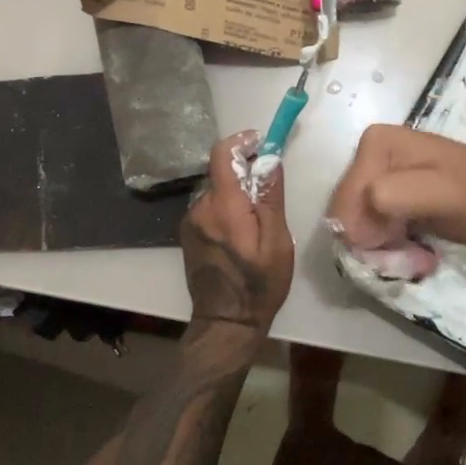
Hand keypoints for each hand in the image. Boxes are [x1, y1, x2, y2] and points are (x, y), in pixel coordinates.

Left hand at [182, 131, 294, 330]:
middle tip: (270, 192)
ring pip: (216, 191)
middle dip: (246, 173)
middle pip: (221, 173)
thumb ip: (270, 197)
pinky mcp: (189, 235)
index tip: (261, 142)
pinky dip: (227, 209)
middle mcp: (199, 208)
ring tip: (259, 220)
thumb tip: (269, 158)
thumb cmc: (259, 283)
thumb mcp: (276, 240)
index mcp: (222, 206)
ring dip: (236, 194)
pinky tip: (242, 233)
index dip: (240, 141)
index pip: (221, 155)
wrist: (226, 323)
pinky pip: (210, 208)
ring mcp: (190, 222)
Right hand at [325, 124, 465, 279]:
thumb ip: (391, 196)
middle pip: (349, 215)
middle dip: (376, 245)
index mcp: (376, 144)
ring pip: (360, 227)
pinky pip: (374, 229)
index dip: (366, 237)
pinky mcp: (392, 195)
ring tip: (420, 257)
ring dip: (386, 250)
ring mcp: (381, 174)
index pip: (344, 204)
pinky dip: (393, 247)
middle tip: (415, 258)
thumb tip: (351, 218)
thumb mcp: (439, 194)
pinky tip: (419, 251)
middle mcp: (370, 154)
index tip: (401, 252)